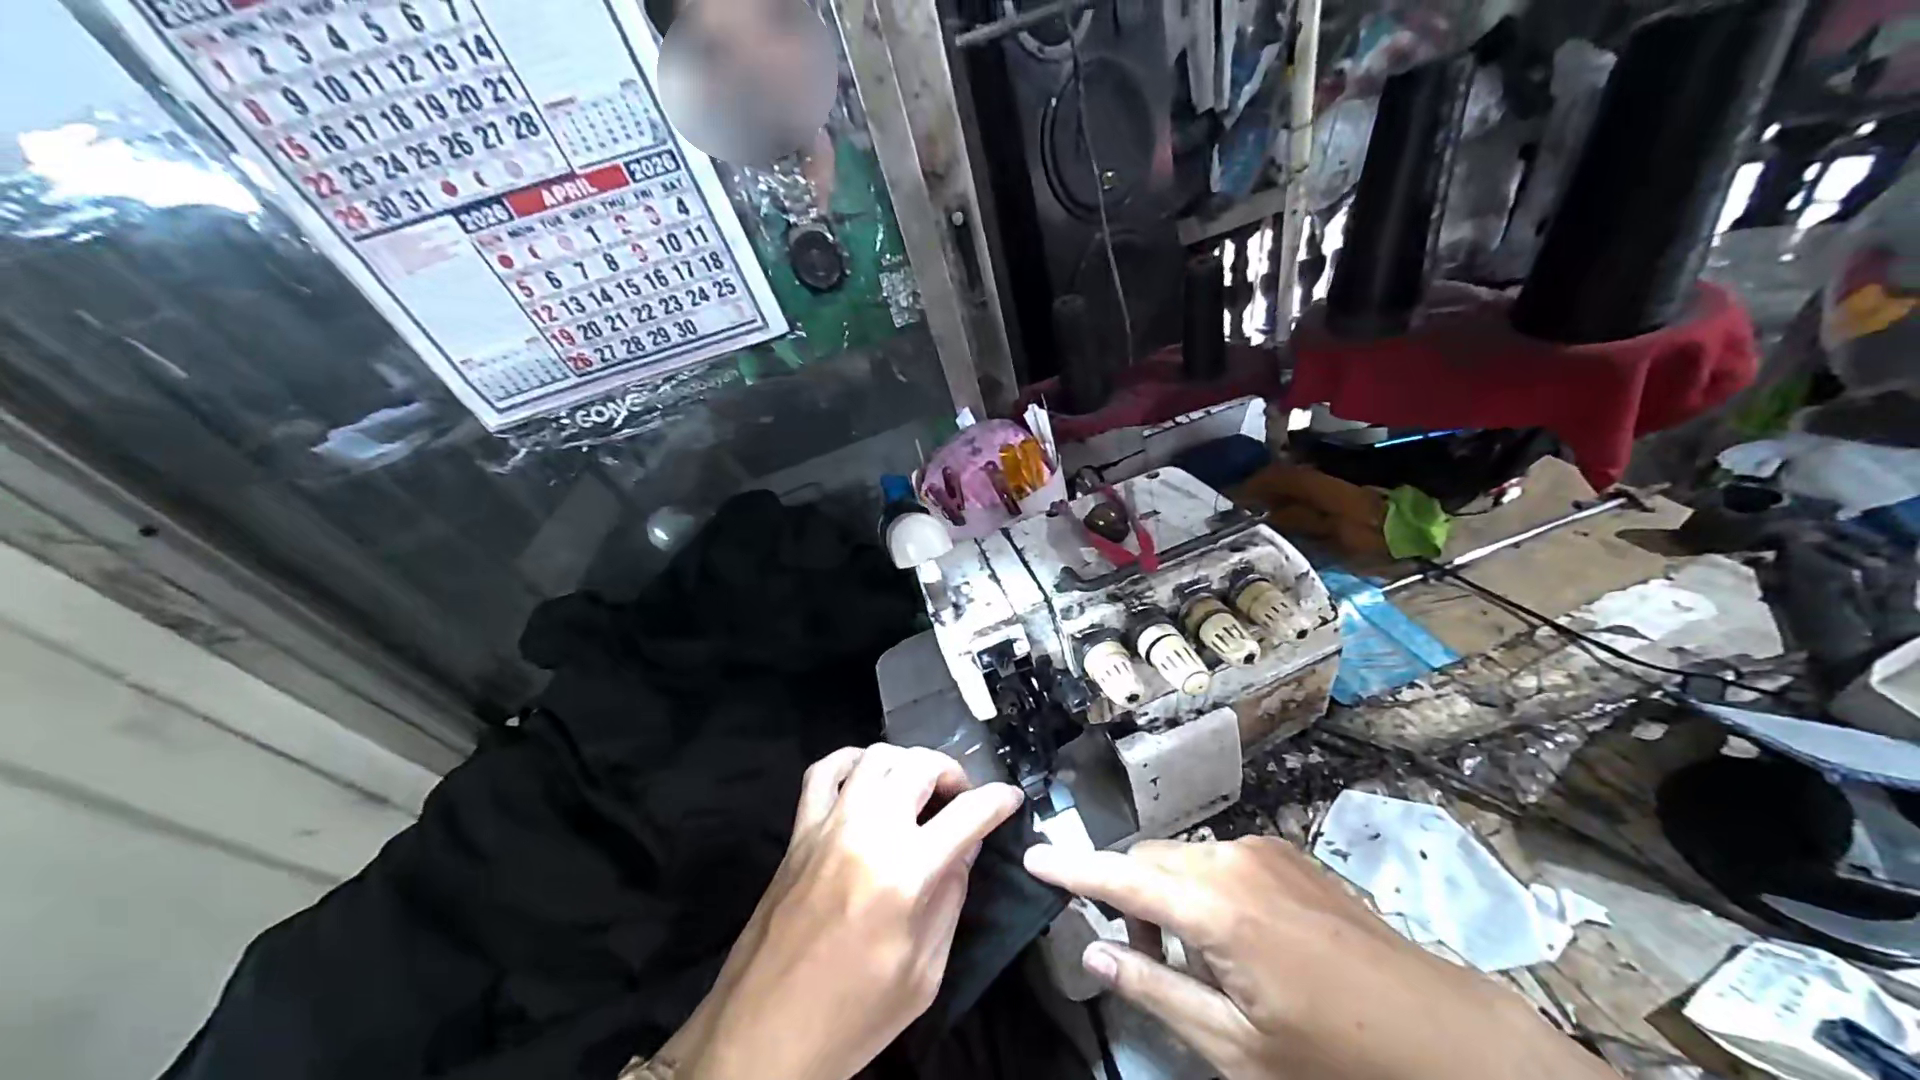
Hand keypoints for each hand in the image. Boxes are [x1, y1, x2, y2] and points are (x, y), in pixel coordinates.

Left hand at [660, 744, 1023, 1079]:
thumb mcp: (924, 972)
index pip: (967, 814)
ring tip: (919, 789)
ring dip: (908, 763)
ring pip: (877, 757)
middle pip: (920, 766)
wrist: (763, 1034)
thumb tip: (967, 848)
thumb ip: (951, 898)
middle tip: (961, 798)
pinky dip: (852, 761)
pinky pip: (824, 771)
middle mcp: (867, 832)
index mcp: (905, 873)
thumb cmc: (852, 1016)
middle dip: (952, 772)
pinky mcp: (799, 831)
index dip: (998, 801)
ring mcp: (828, 825)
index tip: (1011, 798)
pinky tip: (867, 777)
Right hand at [1024, 837, 1615, 1079]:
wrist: (1448, 1033)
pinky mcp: (1286, 854)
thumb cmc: (1335, 1054)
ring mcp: (1263, 850)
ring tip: (1182, 952)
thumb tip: (1093, 955)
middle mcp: (1231, 859)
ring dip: (1162, 892)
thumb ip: (1155, 990)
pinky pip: (1218, 859)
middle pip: (1149, 859)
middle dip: (1121, 891)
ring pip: (1182, 857)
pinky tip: (1226, 934)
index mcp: (1215, 907)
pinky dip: (1198, 887)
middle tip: (1123, 945)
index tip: (1032, 857)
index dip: (1071, 868)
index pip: (1120, 877)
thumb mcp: (1236, 1045)